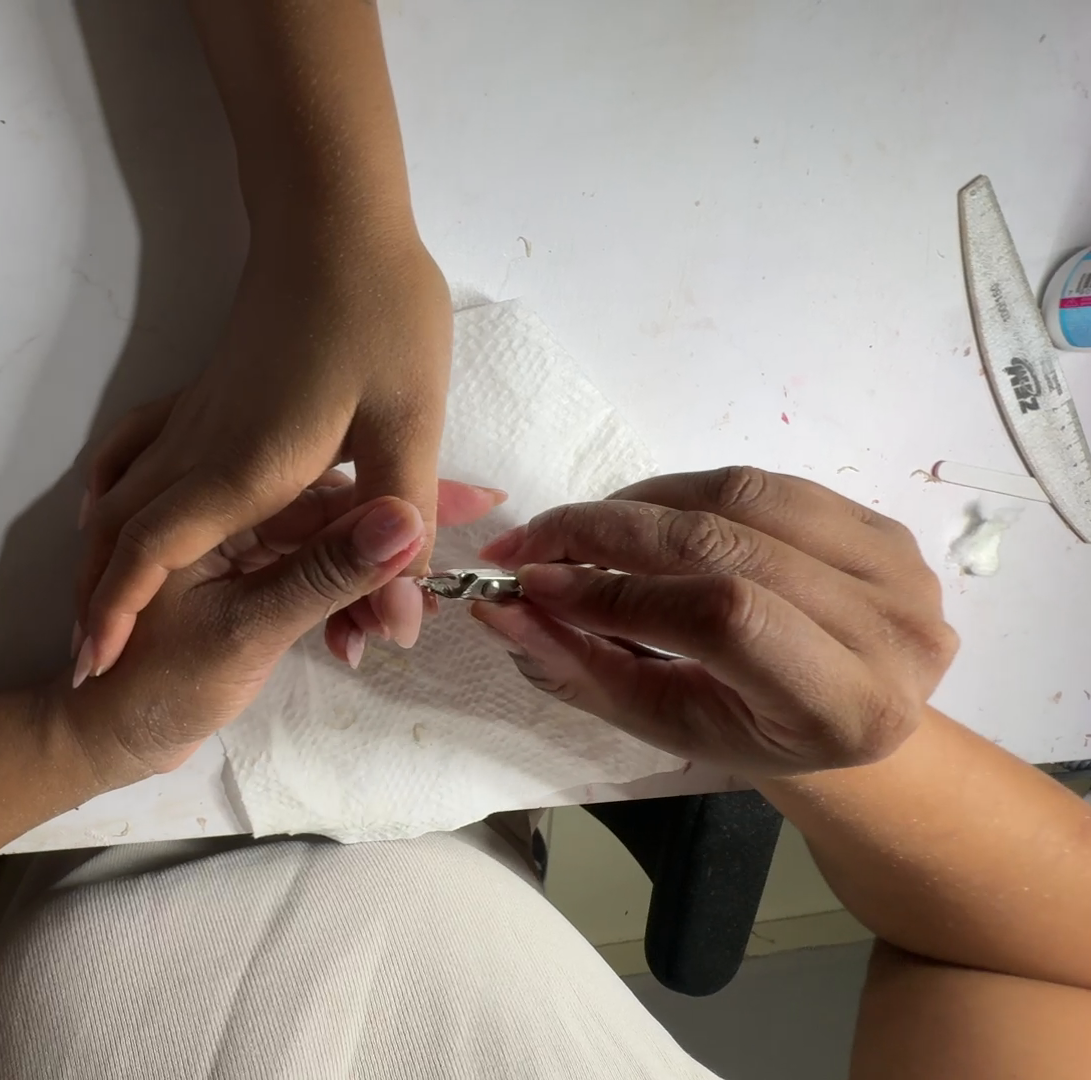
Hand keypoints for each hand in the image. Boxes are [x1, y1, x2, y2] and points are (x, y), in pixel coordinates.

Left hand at [53, 474, 503, 789]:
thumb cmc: (162, 685)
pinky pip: (309, 572)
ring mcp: (239, 547)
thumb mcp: (247, 628)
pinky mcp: (246, 579)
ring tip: (432, 591)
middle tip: (478, 513)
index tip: (474, 494)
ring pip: (324, 541)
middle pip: (329, 507)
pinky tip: (379, 617)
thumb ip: (324, 576)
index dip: (399, 490)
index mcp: (212, 503)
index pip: (320, 484)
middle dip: (399, 523)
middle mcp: (226, 512)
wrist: (117, 736)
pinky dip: (346, 593)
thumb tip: (406, 522)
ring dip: (376, 566)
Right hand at [76, 235, 467, 683]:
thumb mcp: (407, 424)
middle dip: (97, 601)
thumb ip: (395, 526)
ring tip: (94, 606)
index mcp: (242, 469)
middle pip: (122, 534)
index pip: (149, 551)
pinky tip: (102, 506)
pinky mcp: (194, 401)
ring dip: (100, 556)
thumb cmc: (377, 317)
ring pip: (119, 498)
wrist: (332, 222)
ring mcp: (187, 422)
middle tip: (90, 657)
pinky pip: (128, 453)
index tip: (90, 666)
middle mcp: (196, 453)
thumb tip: (398, 625)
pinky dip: (106, 490)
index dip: (113, 612)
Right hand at [470, 467, 958, 775]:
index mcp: (843, 705)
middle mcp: (893, 630)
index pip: (720, 618)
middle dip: (599, 534)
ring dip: (628, 507)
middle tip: (524, 545)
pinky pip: (751, 482)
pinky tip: (633, 520)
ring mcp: (897, 567)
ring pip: (732, 498)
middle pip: (719, 546)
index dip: (613, 590)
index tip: (528, 584)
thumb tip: (493, 610)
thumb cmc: (732, 727)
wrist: (835, 711)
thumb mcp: (644, 716)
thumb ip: (568, 664)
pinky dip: (670, 493)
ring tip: (573, 535)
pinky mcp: (880, 525)